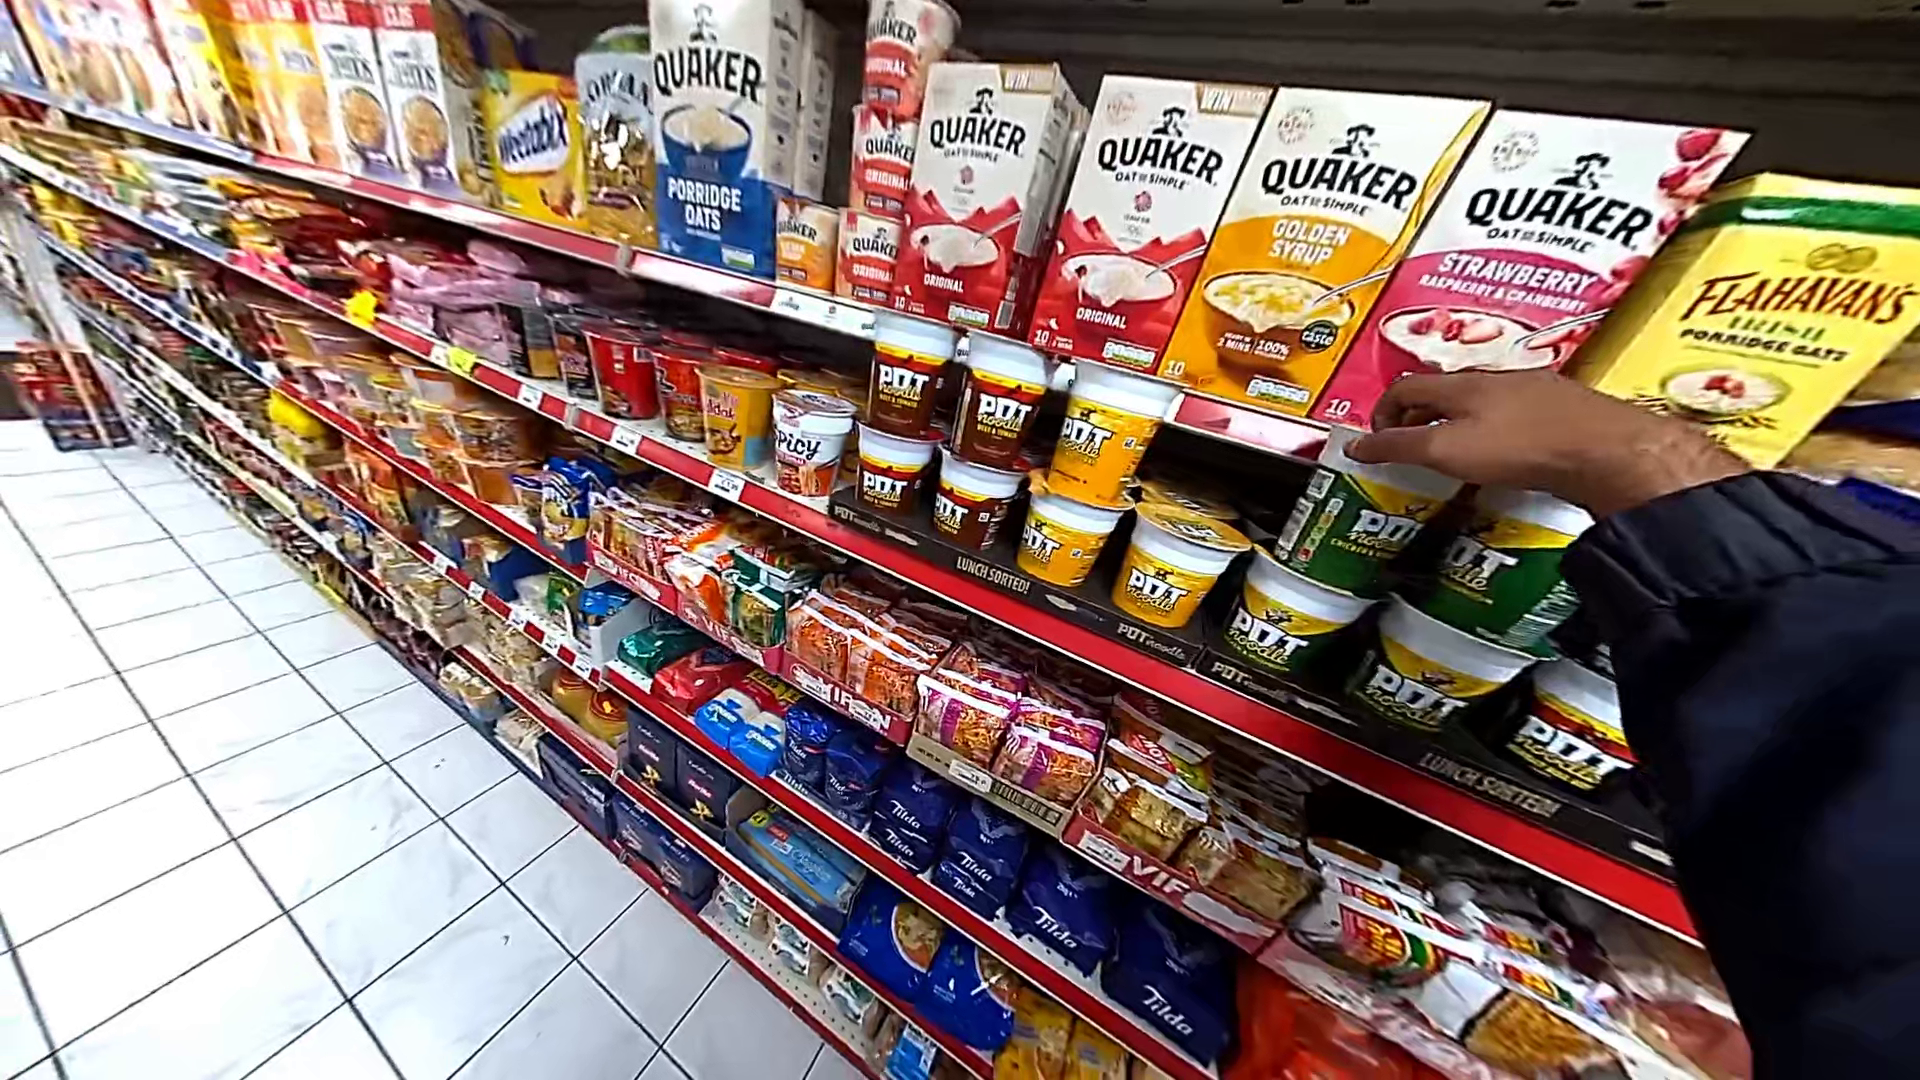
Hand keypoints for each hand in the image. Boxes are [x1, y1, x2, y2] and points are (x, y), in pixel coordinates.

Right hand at [1344, 371, 1747, 517]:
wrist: (1613, 454)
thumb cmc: (1521, 448)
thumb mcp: (1442, 451)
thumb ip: (1394, 447)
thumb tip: (1356, 445)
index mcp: (1461, 386)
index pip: (1402, 388)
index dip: (1381, 413)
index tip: (1378, 440)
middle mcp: (1496, 379)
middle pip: (1440, 393)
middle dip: (1416, 419)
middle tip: (1409, 447)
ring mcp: (1534, 391)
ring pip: (1478, 402)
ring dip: (1455, 424)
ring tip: (1452, 453)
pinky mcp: (1565, 409)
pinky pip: (1512, 414)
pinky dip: (1492, 432)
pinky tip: (1501, 456)